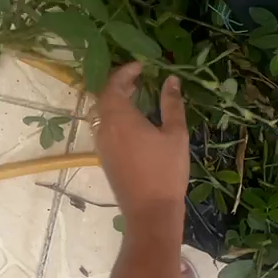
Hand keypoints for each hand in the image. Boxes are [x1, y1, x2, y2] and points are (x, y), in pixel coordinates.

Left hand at [93, 62, 187, 231]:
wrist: (150, 211)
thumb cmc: (166, 171)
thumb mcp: (175, 134)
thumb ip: (172, 104)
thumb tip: (171, 80)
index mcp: (120, 117)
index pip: (114, 84)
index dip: (126, 72)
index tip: (142, 66)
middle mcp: (104, 127)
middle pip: (104, 97)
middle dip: (119, 84)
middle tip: (139, 79)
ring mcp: (101, 144)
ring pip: (102, 113)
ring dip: (116, 101)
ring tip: (137, 97)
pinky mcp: (104, 158)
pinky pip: (104, 128)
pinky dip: (115, 117)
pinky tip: (134, 122)